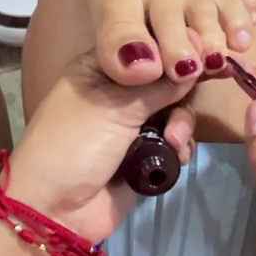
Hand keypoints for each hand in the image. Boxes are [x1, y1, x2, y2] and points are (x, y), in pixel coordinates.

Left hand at [3, 52, 197, 243]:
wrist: (54, 209)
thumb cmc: (74, 144)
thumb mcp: (114, 105)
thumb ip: (158, 83)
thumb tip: (196, 58)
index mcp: (102, 66)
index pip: (148, 45)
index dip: (176, 48)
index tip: (202, 55)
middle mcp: (118, 91)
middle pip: (168, 78)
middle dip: (181, 92)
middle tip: (187, 100)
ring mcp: (131, 125)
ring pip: (176, 112)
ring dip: (181, 125)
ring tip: (172, 141)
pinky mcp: (144, 156)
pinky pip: (174, 143)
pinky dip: (179, 148)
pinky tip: (175, 157)